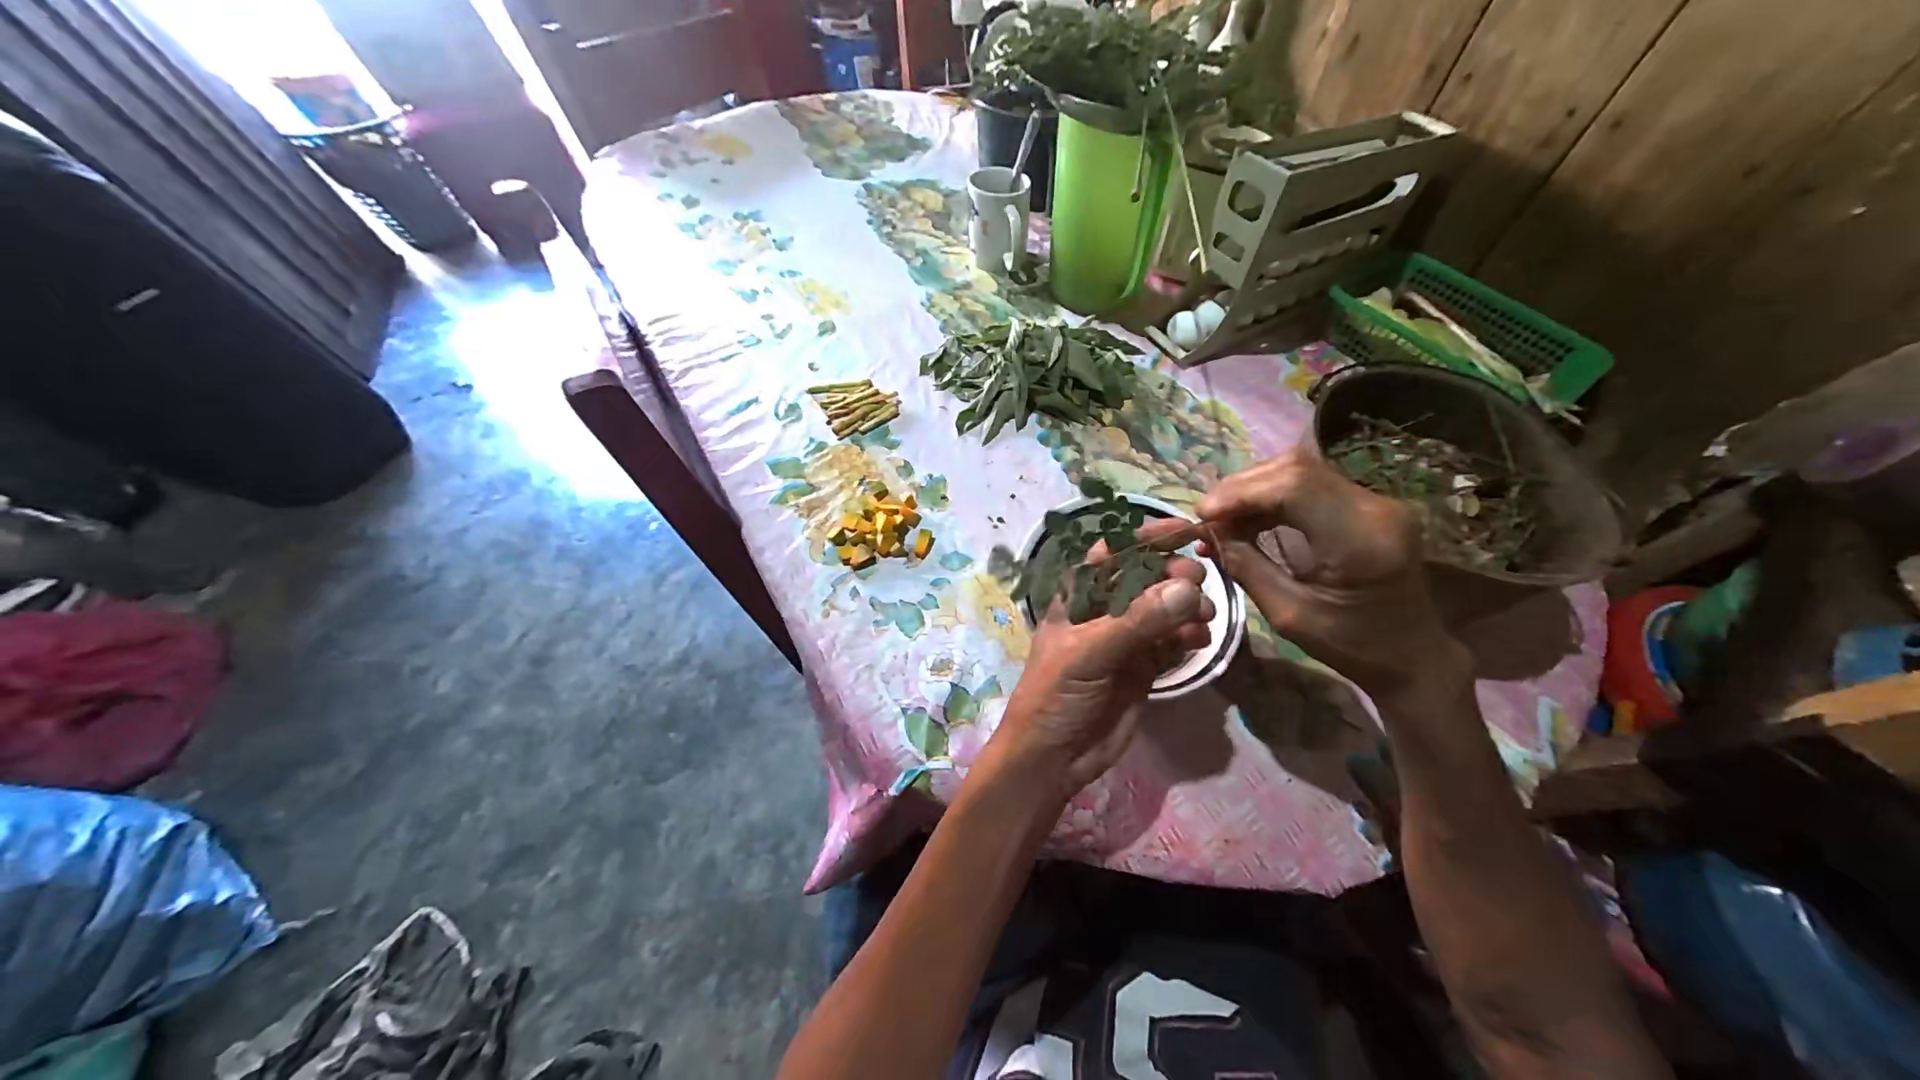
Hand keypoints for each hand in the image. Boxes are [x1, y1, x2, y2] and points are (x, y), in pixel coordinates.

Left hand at [982, 553, 1213, 797]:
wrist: (1053, 756)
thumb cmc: (1055, 694)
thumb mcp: (1090, 653)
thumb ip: (1137, 621)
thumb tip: (1188, 588)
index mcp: (1078, 595)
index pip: (1113, 550)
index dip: (1146, 536)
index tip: (1186, 530)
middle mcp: (1104, 609)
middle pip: (1147, 575)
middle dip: (1175, 572)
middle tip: (1200, 579)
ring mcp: (1127, 637)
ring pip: (1166, 607)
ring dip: (1188, 604)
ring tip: (1204, 616)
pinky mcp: (1145, 665)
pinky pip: (1173, 639)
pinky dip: (1188, 635)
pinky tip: (1197, 640)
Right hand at [1185, 446, 1470, 700]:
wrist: (1411, 655)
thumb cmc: (1351, 646)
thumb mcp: (1288, 615)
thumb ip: (1247, 566)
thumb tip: (1209, 533)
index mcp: (1361, 541)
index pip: (1294, 486)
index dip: (1240, 491)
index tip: (1203, 515)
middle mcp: (1375, 508)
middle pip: (1296, 469)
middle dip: (1241, 487)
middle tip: (1208, 517)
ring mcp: (1376, 502)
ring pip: (1300, 470)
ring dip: (1253, 490)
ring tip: (1223, 520)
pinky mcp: (1368, 504)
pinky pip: (1311, 485)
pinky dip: (1271, 497)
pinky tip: (1249, 519)